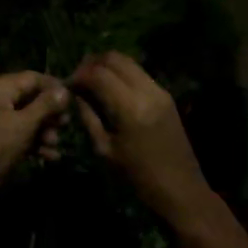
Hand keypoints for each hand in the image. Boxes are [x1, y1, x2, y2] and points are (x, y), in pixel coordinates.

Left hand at [0, 72, 70, 202]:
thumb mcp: (23, 124)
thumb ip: (45, 105)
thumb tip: (64, 90)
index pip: (32, 78)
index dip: (54, 87)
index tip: (73, 100)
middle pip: (30, 98)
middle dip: (49, 113)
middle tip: (66, 124)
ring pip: (25, 117)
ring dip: (43, 130)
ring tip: (56, 144)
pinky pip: (17, 132)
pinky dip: (32, 142)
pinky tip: (50, 156)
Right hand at [70, 52, 210, 217]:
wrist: (180, 189)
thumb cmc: (138, 177)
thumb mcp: (105, 150)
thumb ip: (89, 117)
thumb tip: (75, 95)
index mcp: (130, 108)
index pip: (98, 74)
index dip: (78, 75)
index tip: (66, 85)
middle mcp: (147, 91)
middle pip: (115, 59)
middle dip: (92, 64)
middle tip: (78, 79)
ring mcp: (160, 91)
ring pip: (129, 62)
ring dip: (107, 67)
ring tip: (92, 83)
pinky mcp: (166, 96)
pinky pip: (139, 74)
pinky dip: (121, 74)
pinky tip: (110, 90)